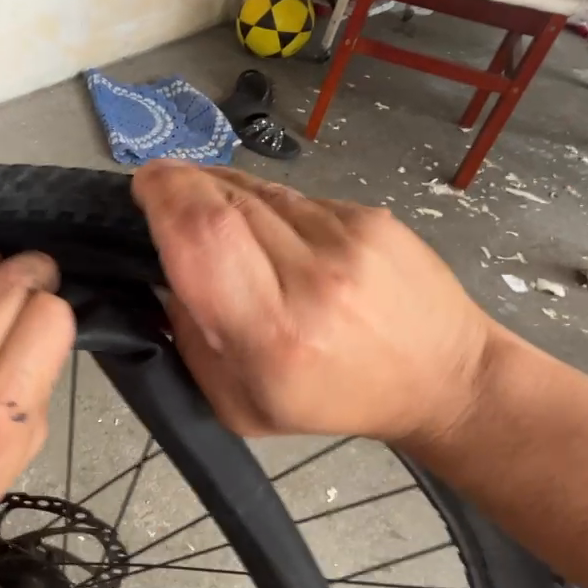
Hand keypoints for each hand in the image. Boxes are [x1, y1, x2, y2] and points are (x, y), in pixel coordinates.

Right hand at [131, 160, 496, 445]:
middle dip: (179, 184)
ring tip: (211, 212)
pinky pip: (291, 195)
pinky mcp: (369, 216)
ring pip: (255, 189)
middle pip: (223, 200)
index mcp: (272, 333)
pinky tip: (268, 228)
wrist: (445, 377)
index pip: (203, 234)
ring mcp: (347, 239)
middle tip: (161, 191)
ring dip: (217, 190)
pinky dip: (262, 202)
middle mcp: (312, 277)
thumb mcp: (238, 403)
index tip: (142, 188)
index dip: (164, 198)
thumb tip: (164, 277)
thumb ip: (189, 342)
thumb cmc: (333, 401)